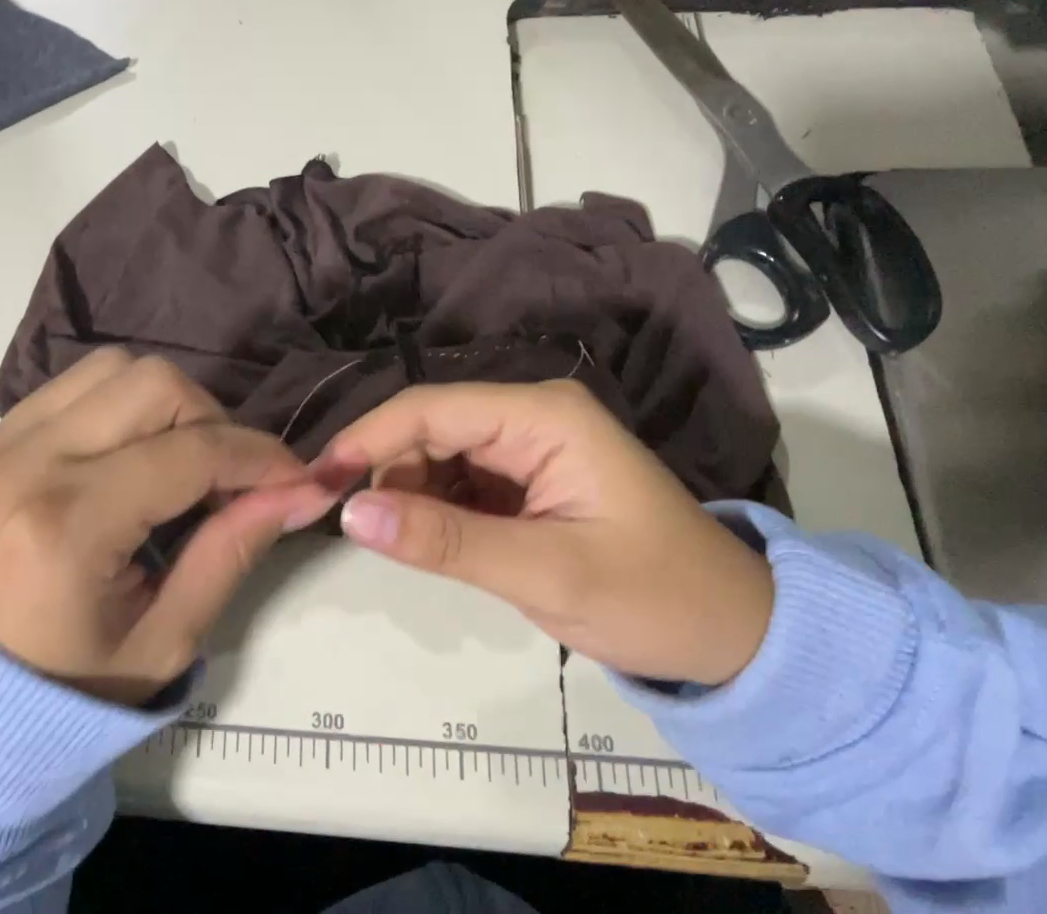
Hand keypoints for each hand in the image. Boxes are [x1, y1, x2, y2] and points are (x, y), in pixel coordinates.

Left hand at [0, 348, 339, 706]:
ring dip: (164, 405)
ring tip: (180, 465)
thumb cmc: (71, 687)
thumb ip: (232, 552)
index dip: (259, 457)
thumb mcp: (166, 639)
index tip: (296, 477)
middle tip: (229, 478)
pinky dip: (119, 408)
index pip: (188, 452)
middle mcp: (25, 465)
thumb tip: (301, 489)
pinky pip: (71, 389)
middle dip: (213, 420)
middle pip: (151, 383)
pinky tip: (132, 459)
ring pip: (110, 369)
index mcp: (67, 525)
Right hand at [315, 381, 773, 685]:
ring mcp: (525, 448)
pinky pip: (453, 483)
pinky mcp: (522, 481)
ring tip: (394, 543)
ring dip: (404, 494)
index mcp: (543, 416)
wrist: (730, 636)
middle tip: (346, 526)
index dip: (366, 440)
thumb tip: (350, 512)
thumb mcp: (545, 572)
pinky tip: (425, 541)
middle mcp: (529, 417)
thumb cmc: (654, 598)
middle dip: (383, 470)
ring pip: (433, 455)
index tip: (315, 485)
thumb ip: (445, 540)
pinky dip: (429, 510)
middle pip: (426, 428)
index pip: (429, 409)